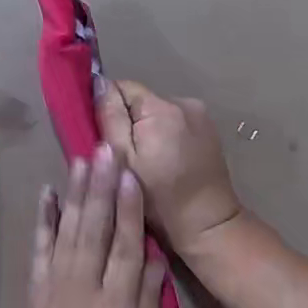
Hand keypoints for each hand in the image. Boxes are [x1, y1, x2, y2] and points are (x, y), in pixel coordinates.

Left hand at [9, 144, 163, 307]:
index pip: (126, 247)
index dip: (130, 209)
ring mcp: (55, 286)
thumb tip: (157, 258)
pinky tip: (48, 193)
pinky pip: (40, 247)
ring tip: (82, 159)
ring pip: (67, 230)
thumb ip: (149, 307)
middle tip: (107, 149)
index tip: (133, 174)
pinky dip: (44, 219)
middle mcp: (82, 288)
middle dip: (101, 186)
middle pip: (94, 229)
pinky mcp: (37, 289)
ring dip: (75, 193)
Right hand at [97, 80, 242, 251]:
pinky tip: (165, 162)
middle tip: (124, 156)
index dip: (107, 109)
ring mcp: (200, 116)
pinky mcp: (209, 131)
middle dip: (128, 121)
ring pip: (157, 113)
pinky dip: (165, 137)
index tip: (106, 139)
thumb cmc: (159, 197)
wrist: (208, 225)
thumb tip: (99, 82)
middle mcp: (184, 102)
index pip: (121, 87)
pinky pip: (175, 123)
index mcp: (161, 108)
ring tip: (146, 162)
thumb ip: (110, 117)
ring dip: (147, 130)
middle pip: (140, 100)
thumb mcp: (123, 159)